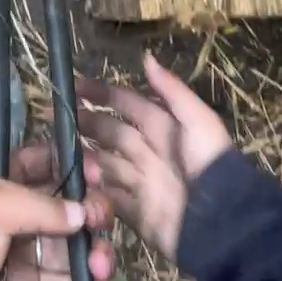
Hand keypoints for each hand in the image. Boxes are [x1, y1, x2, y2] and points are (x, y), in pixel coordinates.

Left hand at [0, 151, 113, 280]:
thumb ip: (39, 204)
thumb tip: (80, 213)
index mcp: (2, 184)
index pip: (39, 163)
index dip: (67, 163)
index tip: (94, 170)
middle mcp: (18, 215)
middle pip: (65, 206)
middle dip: (90, 210)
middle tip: (100, 219)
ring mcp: (28, 253)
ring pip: (73, 245)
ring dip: (95, 250)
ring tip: (101, 263)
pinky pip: (68, 279)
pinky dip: (89, 279)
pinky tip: (101, 280)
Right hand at [76, 52, 233, 259]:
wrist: (221, 223)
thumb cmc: (209, 165)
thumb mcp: (198, 120)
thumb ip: (171, 90)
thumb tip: (145, 57)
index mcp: (161, 127)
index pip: (125, 102)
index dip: (101, 92)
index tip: (75, 85)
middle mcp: (147, 151)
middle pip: (110, 131)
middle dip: (86, 121)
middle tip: (59, 115)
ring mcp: (140, 181)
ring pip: (104, 162)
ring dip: (85, 153)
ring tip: (62, 146)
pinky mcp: (135, 212)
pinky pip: (108, 196)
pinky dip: (92, 188)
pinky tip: (74, 177)